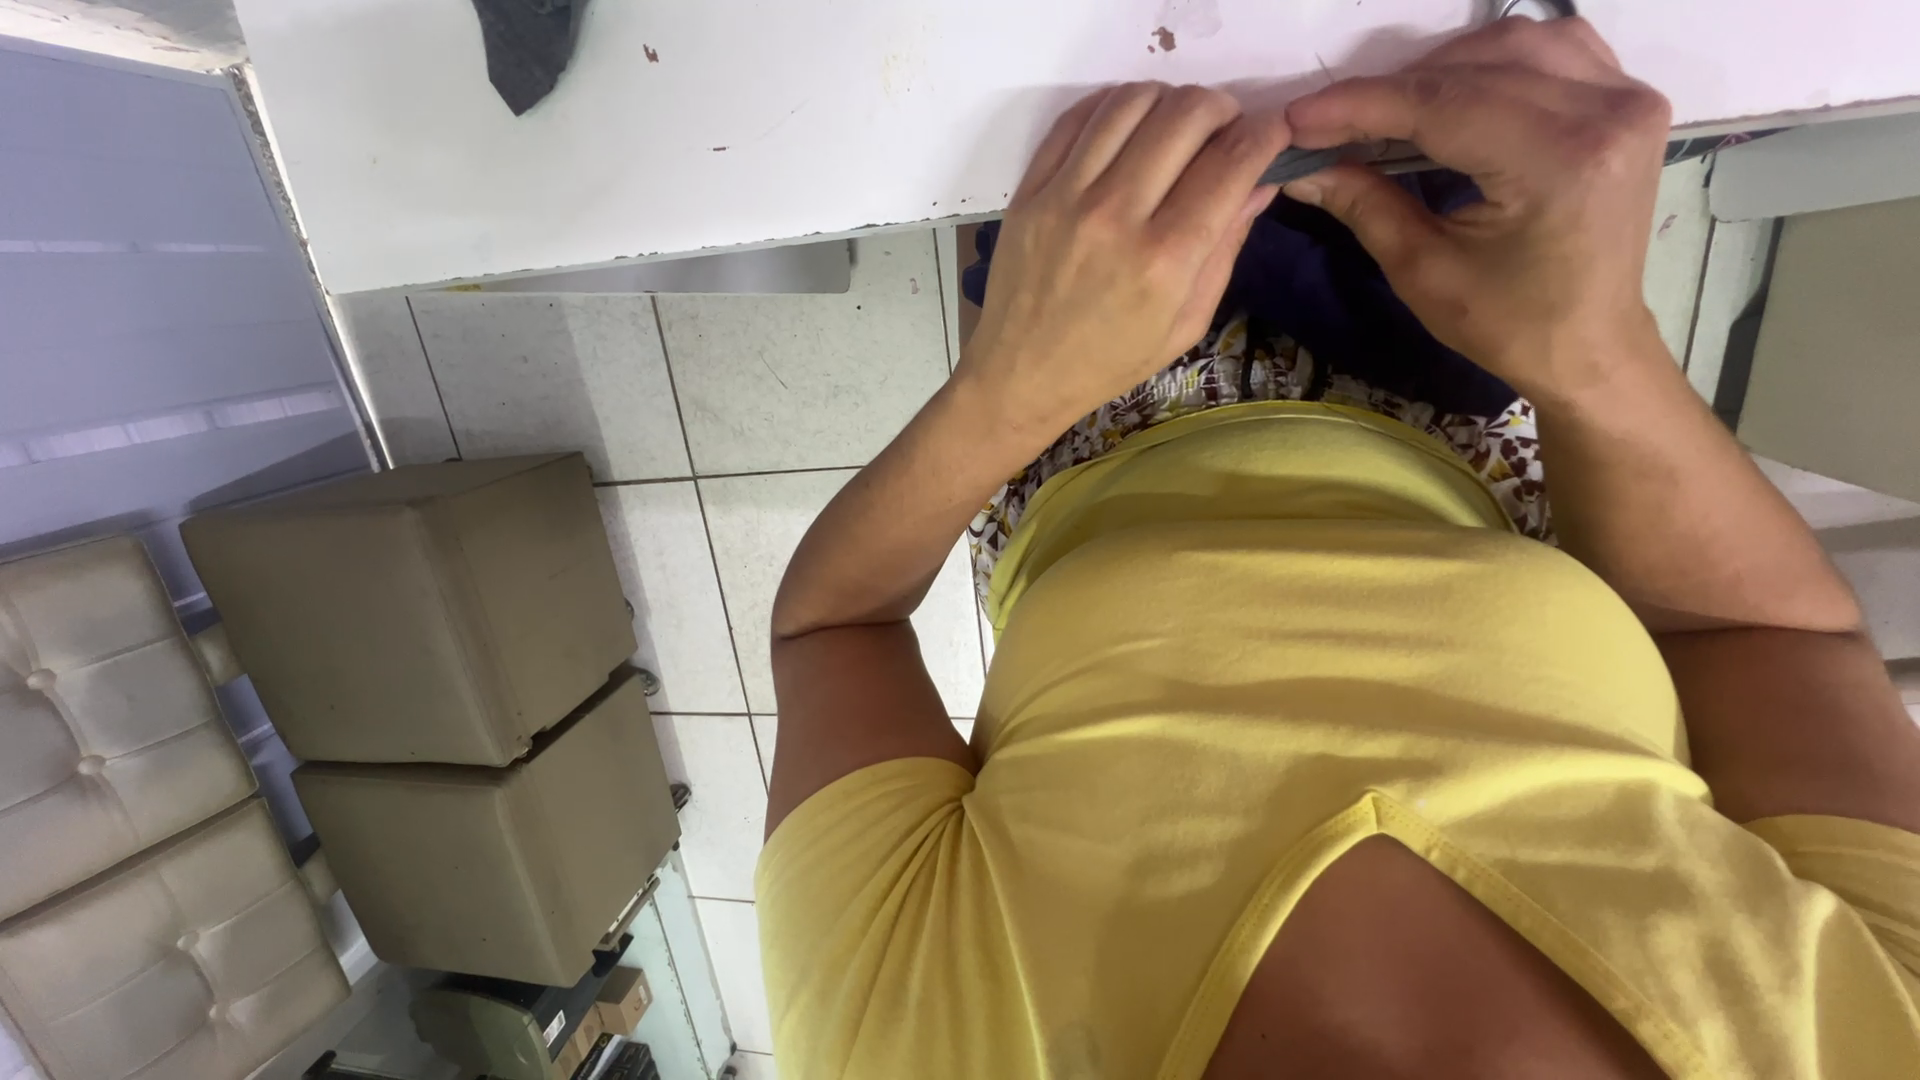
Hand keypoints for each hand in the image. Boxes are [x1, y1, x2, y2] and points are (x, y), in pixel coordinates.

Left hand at [959, 83, 1290, 437]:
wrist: (1023, 376)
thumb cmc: (1109, 362)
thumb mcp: (1184, 324)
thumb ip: (1225, 249)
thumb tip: (1260, 182)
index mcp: (1166, 259)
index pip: (1233, 159)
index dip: (1265, 133)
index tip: (1269, 133)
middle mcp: (1117, 216)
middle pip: (1188, 113)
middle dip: (1221, 111)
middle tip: (1220, 135)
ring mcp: (1066, 198)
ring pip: (1133, 100)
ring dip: (1167, 102)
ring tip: (1172, 132)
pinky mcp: (1030, 192)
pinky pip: (1078, 117)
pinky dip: (1113, 108)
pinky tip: (1126, 131)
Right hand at [1283, 17, 1671, 405]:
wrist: (1586, 342)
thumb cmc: (1503, 322)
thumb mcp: (1420, 270)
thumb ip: (1364, 204)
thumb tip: (1300, 169)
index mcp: (1557, 162)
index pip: (1443, 105)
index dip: (1361, 105)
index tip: (1296, 117)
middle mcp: (1605, 110)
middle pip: (1474, 67)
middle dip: (1388, 90)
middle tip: (1325, 123)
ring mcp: (1627, 96)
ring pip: (1512, 44)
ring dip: (1436, 71)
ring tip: (1382, 112)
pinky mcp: (1628, 98)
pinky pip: (1551, 50)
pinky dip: (1488, 64)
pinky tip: (1447, 94)